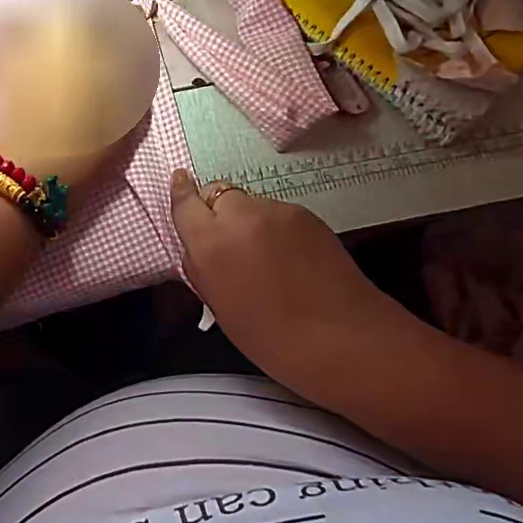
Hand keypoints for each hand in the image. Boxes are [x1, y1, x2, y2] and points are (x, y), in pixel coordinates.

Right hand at [169, 169, 395, 378]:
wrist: (343, 338)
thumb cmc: (272, 339)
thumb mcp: (220, 308)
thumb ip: (203, 268)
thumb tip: (198, 248)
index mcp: (212, 243)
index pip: (186, 202)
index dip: (181, 193)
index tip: (179, 183)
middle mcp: (241, 216)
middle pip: (218, 193)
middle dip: (215, 210)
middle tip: (225, 240)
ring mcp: (277, 211)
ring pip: (249, 202)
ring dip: (246, 219)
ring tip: (262, 256)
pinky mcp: (306, 213)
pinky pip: (276, 212)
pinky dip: (273, 227)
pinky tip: (287, 258)